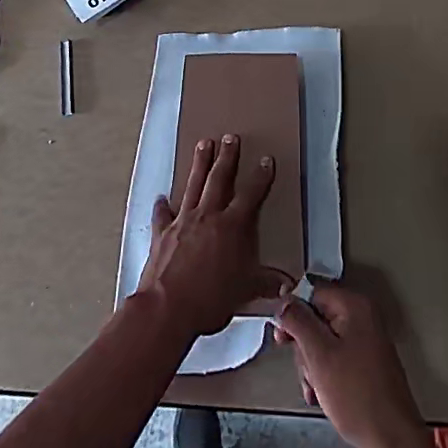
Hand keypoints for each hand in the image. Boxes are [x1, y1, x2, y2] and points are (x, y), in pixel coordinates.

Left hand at [137, 135, 287, 337]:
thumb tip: (286, 285)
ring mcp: (182, 223)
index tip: (266, 160)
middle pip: (219, 179)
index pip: (252, 193)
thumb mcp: (247, 290)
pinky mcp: (162, 235)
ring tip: (203, 145)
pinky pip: (162, 215)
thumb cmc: (210, 298)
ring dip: (199, 164)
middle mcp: (208, 217)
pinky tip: (161, 198)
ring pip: (193, 186)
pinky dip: (162, 206)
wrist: (167, 309)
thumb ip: (267, 282)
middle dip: (227, 157)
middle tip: (230, 138)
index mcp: (233, 226)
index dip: (261, 176)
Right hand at [275, 281, 431, 447]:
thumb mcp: (319, 354)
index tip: (281, 336)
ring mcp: (365, 338)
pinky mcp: (365, 359)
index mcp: (355, 306)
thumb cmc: (356, 394)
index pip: (312, 291)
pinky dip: (323, 373)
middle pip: (317, 317)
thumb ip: (298, 322)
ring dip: (311, 364)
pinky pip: (335, 356)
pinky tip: (321, 393)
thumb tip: (284, 299)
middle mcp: (363, 315)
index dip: (292, 311)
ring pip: (322, 340)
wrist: (389, 436)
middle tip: (307, 369)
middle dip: (304, 346)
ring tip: (316, 386)